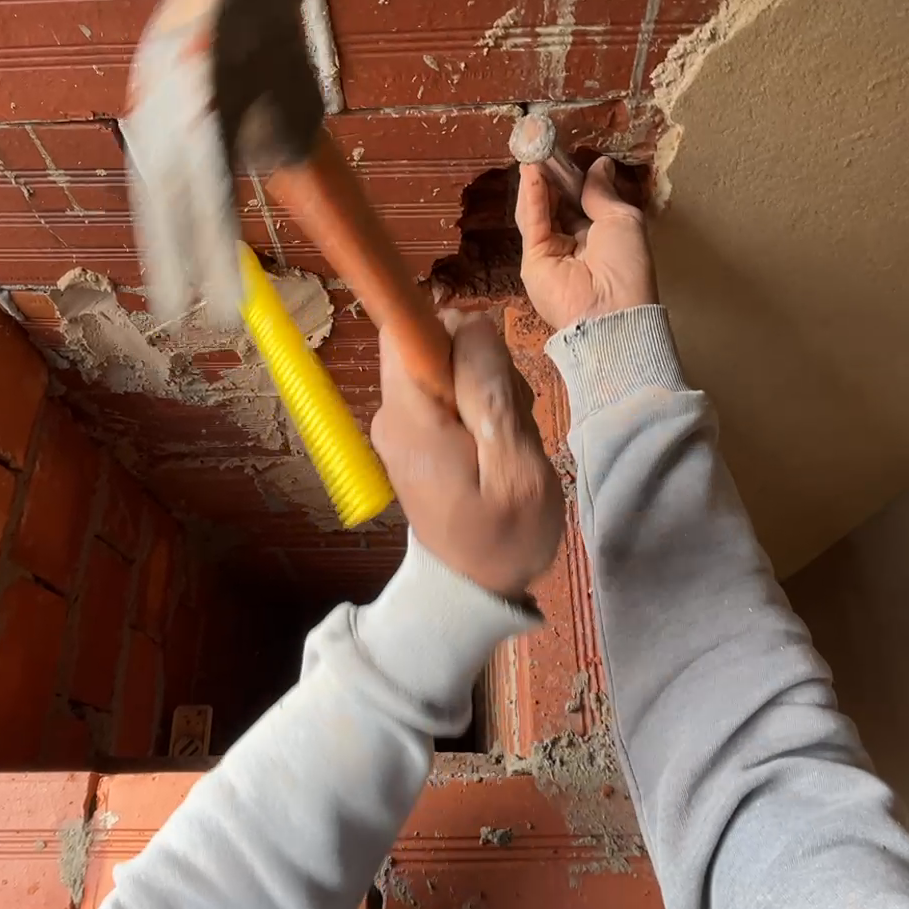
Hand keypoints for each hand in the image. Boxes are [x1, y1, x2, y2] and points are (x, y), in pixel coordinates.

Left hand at [372, 310, 563, 598]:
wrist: (473, 586)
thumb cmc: (503, 538)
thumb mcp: (515, 469)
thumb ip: (492, 393)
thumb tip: (472, 322)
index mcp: (410, 419)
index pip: (405, 332)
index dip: (450, 325)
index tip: (490, 363)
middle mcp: (393, 414)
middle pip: (435, 347)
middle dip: (482, 367)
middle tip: (510, 421)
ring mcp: (401, 424)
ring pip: (449, 369)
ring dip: (488, 391)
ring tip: (507, 442)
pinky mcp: (415, 433)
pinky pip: (450, 395)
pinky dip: (480, 409)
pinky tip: (498, 446)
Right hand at [516, 157, 656, 330]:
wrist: (610, 312)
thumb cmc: (627, 268)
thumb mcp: (623, 220)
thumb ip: (603, 193)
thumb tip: (599, 165)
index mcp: (599, 237)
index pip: (581, 202)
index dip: (573, 178)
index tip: (567, 152)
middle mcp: (573, 244)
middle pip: (556, 204)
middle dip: (551, 175)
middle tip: (544, 142)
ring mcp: (550, 253)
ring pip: (540, 211)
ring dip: (538, 181)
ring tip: (534, 148)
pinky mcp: (532, 260)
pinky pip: (532, 223)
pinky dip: (532, 196)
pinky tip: (532, 171)